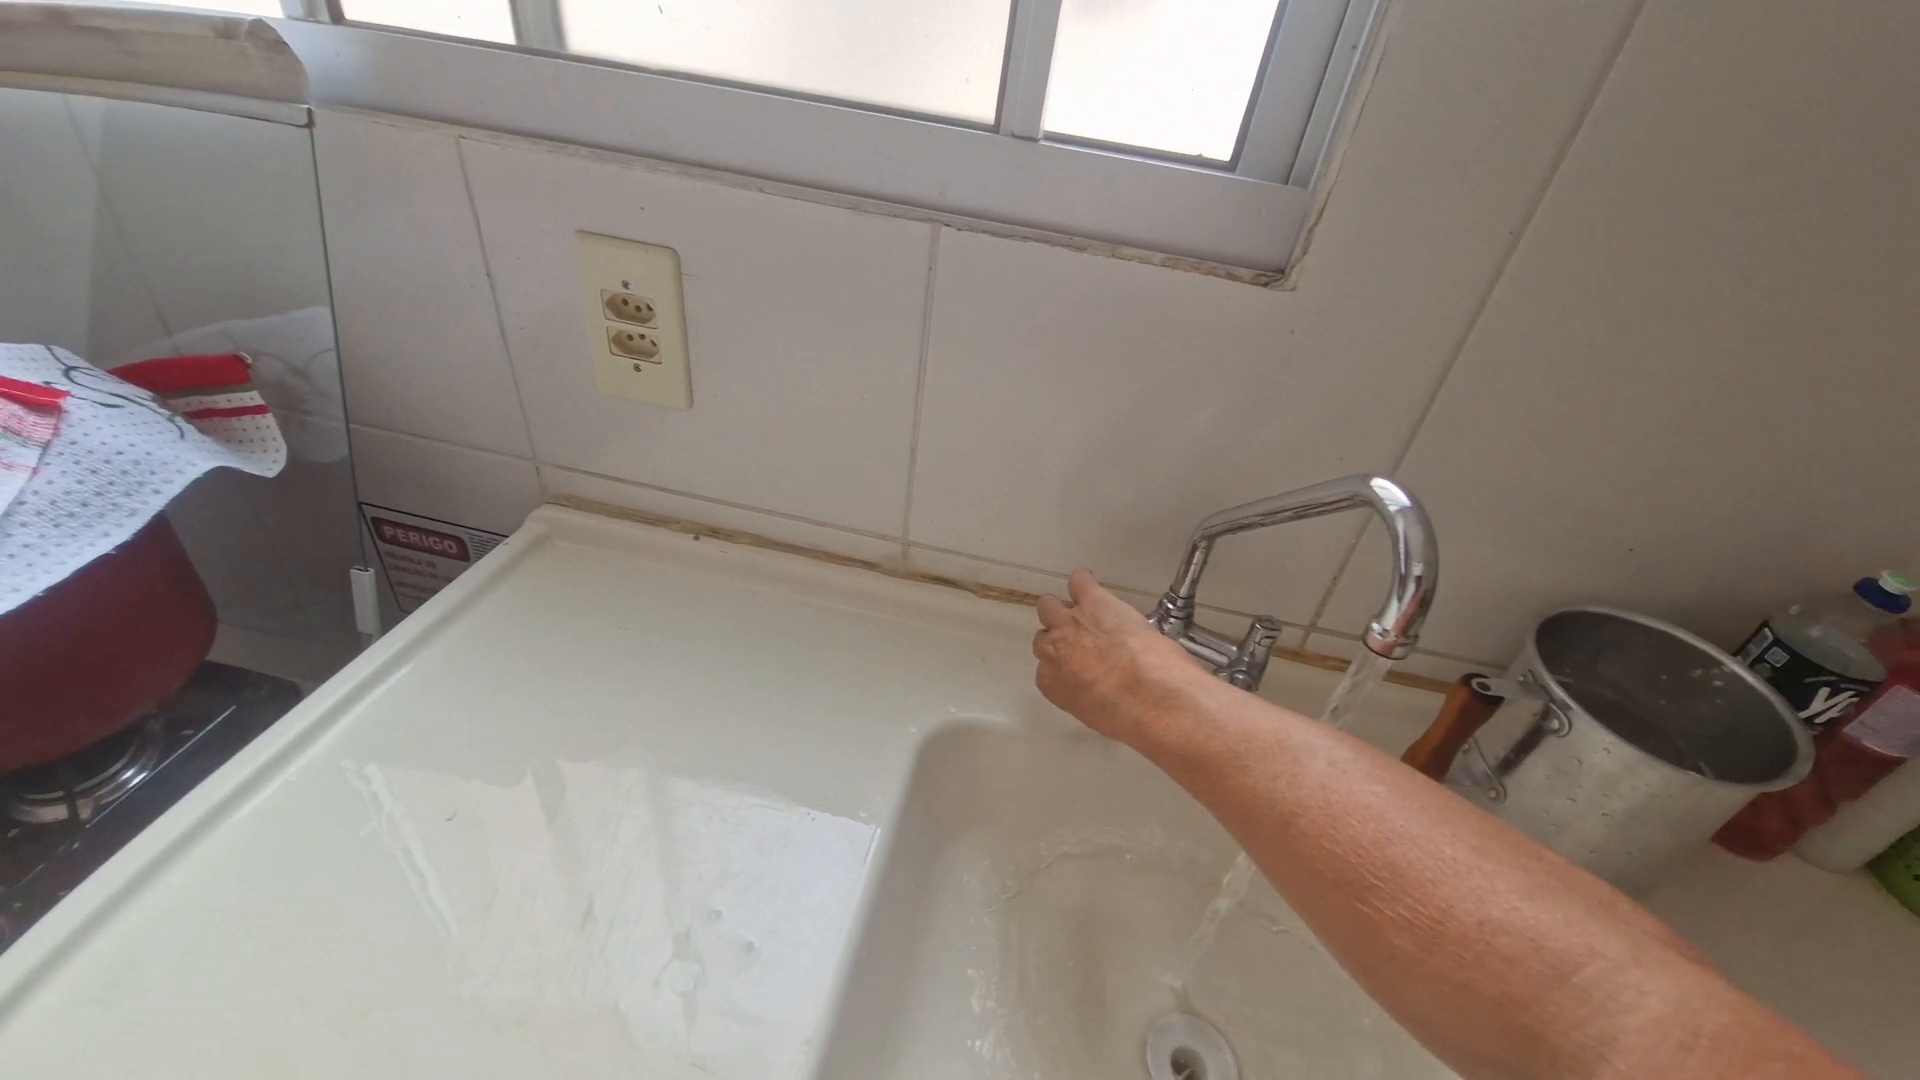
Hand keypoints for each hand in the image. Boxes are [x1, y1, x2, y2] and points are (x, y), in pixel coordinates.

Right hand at [1033, 568, 1199, 744]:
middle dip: (1060, 636)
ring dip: (1064, 609)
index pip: (1046, 667)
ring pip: (1048, 605)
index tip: (1078, 665)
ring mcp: (1069, 622)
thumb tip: (1097, 687)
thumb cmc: (1127, 715)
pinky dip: (1084, 582)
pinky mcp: (1092, 601)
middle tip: (1081, 639)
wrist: (1149, 694)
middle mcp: (1053, 649)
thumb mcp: (1096, 713)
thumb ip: (1085, 693)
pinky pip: (1079, 581)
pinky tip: (1092, 586)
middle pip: (1043, 635)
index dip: (1064, 663)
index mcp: (1051, 681)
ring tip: (1085, 611)